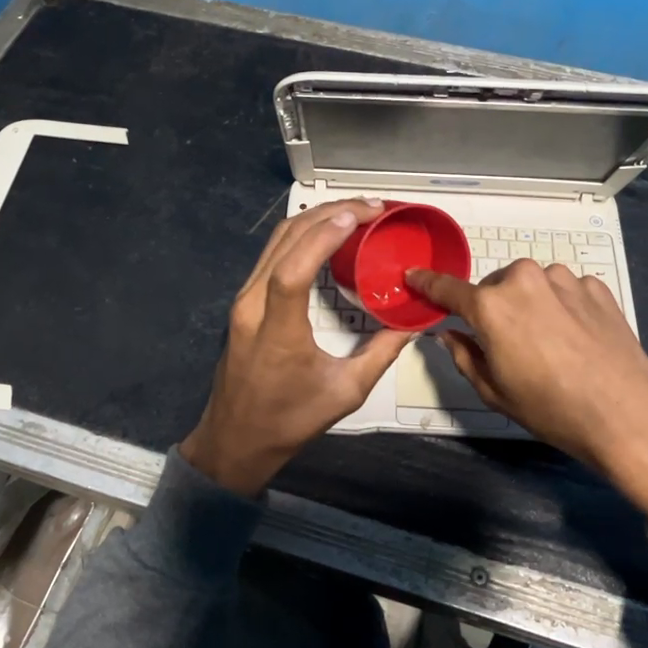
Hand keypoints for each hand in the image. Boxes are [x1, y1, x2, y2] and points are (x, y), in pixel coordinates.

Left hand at [180, 199, 414, 495]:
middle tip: (371, 208)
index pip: (292, 271)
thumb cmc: (288, 421)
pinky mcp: (245, 298)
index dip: (322, 239)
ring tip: (355, 212)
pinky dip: (302, 233)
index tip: (357, 218)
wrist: (234, 439)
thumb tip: (413, 322)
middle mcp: (253, 306)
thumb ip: (381, 353)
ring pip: (277, 240)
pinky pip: (272, 252)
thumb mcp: (345, 393)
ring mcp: (244, 299)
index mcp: (277, 333)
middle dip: (329, 214)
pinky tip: (328, 231)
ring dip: (316, 218)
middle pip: (285, 241)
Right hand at [407, 262, 647, 537]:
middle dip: (495, 308)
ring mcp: (564, 279)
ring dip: (531, 305)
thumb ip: (464, 356)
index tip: (414, 276)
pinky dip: (562, 308)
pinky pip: (565, 291)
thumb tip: (452, 334)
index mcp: (491, 306)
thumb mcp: (495, 392)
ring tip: (551, 346)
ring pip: (532, 286)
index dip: (428, 283)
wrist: (629, 413)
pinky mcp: (595, 286)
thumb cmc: (552, 409)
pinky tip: (578, 340)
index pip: (447, 288)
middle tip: (510, 346)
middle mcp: (524, 280)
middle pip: (495, 287)